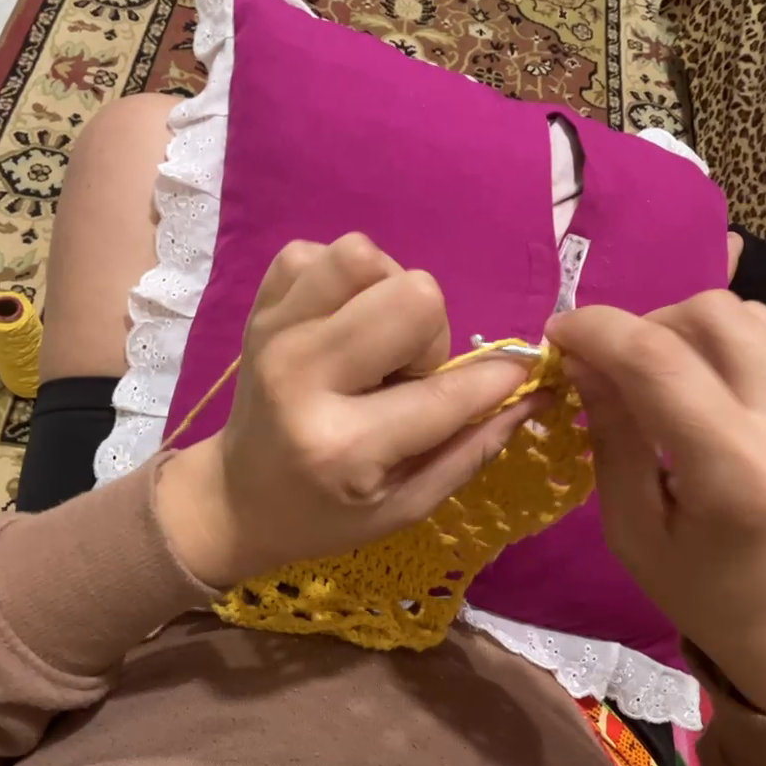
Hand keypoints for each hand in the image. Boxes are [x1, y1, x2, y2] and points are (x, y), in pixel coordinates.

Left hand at [156, 234, 542, 588]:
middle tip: (408, 374)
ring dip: (390, 295)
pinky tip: (343, 324)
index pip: (446, 394)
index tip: (516, 375)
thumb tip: (532, 389)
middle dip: (432, 337)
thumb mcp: (404, 507)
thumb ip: (471, 450)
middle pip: (414, 295)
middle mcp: (303, 376)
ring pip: (364, 256)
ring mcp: (273, 332)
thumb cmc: (325, 513)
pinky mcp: (258, 307)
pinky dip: (346, 281)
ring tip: (377, 342)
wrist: (234, 496)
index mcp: (342, 446)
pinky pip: (318, 252)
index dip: (497, 380)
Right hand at [546, 286, 765, 719]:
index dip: (597, 329)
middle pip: (714, 314)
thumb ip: (610, 434)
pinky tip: (744, 400)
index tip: (562, 332)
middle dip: (651, 326)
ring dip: (703, 339)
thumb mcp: (632, 529)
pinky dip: (757, 355)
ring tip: (686, 386)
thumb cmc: (706, 594)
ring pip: (759, 317)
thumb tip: (583, 357)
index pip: (657, 359)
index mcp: (740, 473)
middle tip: (626, 367)